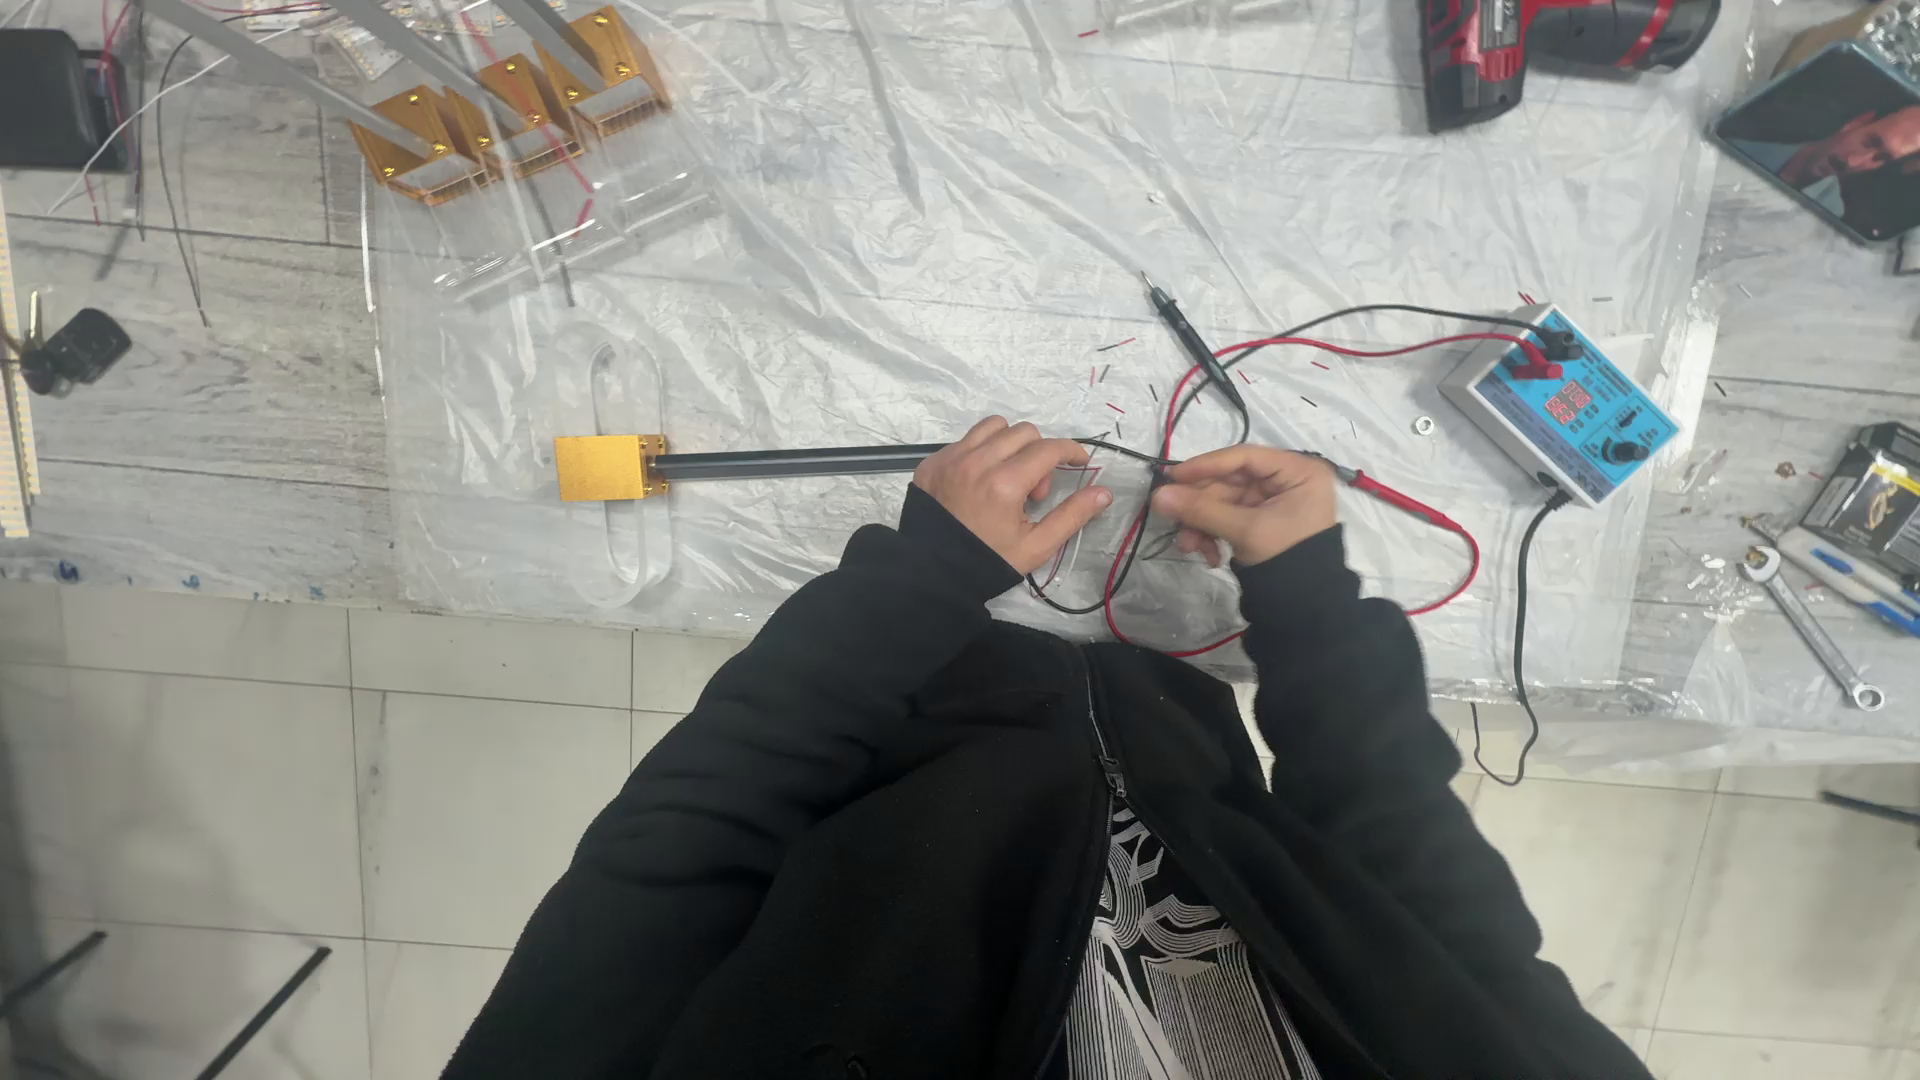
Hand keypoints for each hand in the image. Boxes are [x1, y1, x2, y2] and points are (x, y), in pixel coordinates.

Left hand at [913, 417, 1113, 574]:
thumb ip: (1072, 516)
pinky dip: (981, 451)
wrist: (931, 575)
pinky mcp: (932, 463)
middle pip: (1023, 433)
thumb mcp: (1036, 546)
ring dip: (1010, 444)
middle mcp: (977, 462)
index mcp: (1005, 483)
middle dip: (1039, 454)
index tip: (1079, 462)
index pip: (1048, 449)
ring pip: (993, 427)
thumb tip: (1104, 492)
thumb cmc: (987, 562)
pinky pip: (965, 440)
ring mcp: (950, 459)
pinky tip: (979, 481)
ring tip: (1008, 476)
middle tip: (1033, 491)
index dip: (1071, 452)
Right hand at [1149, 445, 1334, 566]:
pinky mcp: (1257, 519)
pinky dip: (1211, 533)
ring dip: (1200, 524)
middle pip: (1227, 482)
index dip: (1206, 465)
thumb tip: (1157, 496)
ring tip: (1189, 548)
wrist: (1304, 602)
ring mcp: (1270, 501)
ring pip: (1221, 502)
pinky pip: (1225, 517)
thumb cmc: (1286, 557)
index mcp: (1297, 471)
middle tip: (1172, 519)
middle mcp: (1284, 480)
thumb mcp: (1246, 530)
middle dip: (1199, 506)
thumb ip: (1202, 510)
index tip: (1173, 476)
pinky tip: (1208, 555)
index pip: (1244, 457)